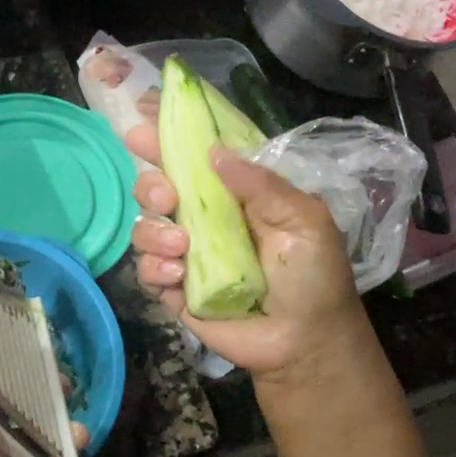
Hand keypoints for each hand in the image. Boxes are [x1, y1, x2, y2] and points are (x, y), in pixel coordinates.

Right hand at [124, 123, 373, 381]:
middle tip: (168, 197)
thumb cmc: (313, 276)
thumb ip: (262, 184)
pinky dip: (154, 268)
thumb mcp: (304, 220)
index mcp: (234, 193)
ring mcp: (186, 253)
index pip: (196, 153)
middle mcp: (204, 217)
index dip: (167, 132)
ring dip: (154, 231)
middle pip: (157, 185)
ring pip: (144, 226)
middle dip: (151, 183)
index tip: (142, 114)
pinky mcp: (174, 289)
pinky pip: (146, 270)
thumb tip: (215, 151)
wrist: (306, 342)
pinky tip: (177, 275)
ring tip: (183, 247)